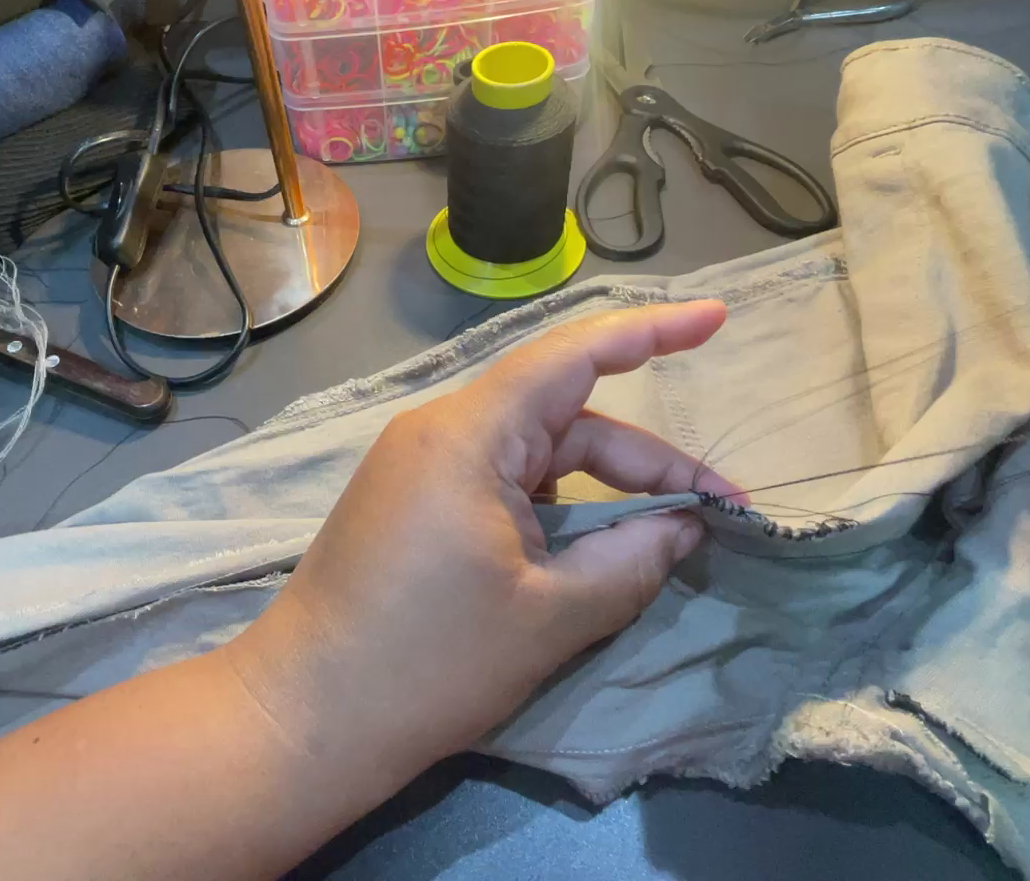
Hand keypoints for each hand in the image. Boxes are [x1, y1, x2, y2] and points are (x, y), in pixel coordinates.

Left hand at [222, 303, 741, 783]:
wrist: (307, 712)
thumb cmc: (428, 662)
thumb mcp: (550, 614)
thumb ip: (632, 559)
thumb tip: (686, 526)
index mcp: (468, 433)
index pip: (571, 356)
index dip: (650, 331)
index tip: (717, 316)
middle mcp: (440, 430)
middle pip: (563, 418)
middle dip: (646, 461)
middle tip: (722, 511)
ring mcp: (419, 465)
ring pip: (534, 455)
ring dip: (601, 489)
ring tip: (665, 535)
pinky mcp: (411, 500)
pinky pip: (499, 482)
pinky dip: (553, 507)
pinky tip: (589, 547)